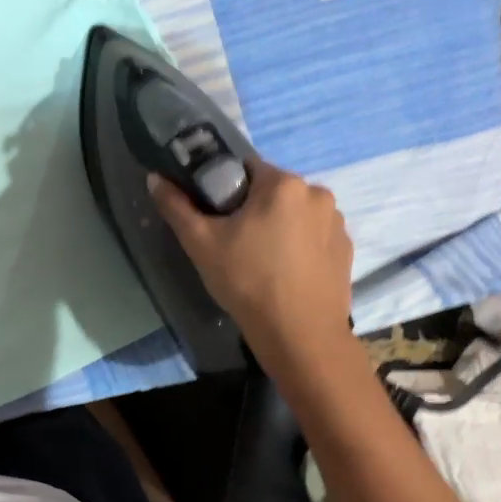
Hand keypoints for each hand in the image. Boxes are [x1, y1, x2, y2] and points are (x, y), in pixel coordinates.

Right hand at [148, 160, 354, 366]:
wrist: (299, 334)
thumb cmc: (246, 280)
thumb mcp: (199, 241)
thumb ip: (175, 205)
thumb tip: (154, 178)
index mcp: (283, 184)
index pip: (244, 167)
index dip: (222, 187)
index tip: (212, 215)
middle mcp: (317, 194)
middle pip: (270, 189)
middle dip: (250, 207)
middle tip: (230, 240)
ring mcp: (337, 222)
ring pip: (293, 212)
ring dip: (275, 224)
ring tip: (258, 258)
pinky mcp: (346, 249)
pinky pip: (312, 233)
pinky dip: (296, 243)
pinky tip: (282, 270)